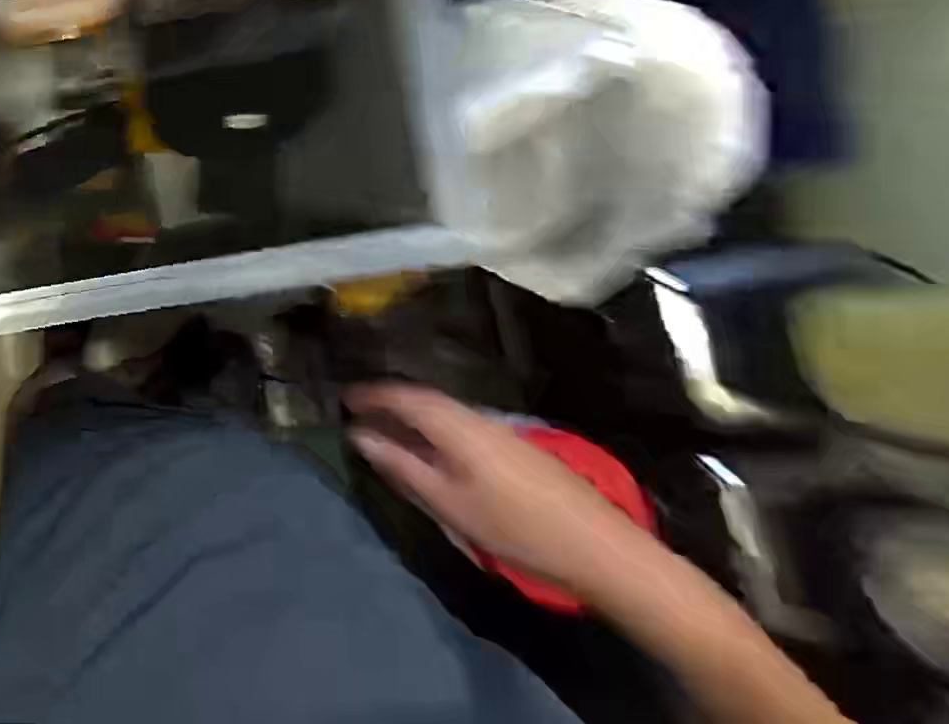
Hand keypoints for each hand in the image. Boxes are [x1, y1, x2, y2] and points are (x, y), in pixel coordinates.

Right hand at [344, 383, 654, 601]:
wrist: (606, 553)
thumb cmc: (516, 528)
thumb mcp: (448, 502)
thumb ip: (400, 465)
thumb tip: (358, 435)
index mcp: (456, 426)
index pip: (402, 396)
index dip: (369, 394)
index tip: (341, 399)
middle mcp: (476, 418)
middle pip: (423, 398)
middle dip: (388, 402)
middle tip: (358, 413)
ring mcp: (500, 430)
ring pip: (443, 411)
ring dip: (411, 415)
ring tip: (388, 431)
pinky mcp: (515, 447)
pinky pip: (460, 423)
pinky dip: (434, 427)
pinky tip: (431, 449)